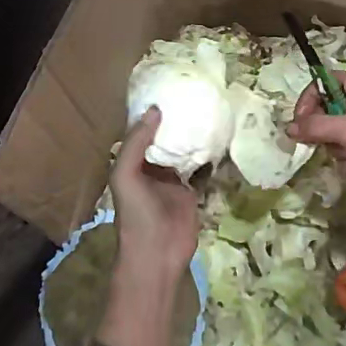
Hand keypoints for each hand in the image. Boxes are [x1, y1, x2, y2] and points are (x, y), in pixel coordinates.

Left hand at [109, 107, 198, 281]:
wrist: (157, 255)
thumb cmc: (135, 214)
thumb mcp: (126, 175)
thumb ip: (136, 143)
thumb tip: (155, 109)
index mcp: (132, 162)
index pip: (141, 131)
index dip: (150, 113)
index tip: (166, 90)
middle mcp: (152, 168)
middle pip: (164, 139)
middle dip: (175, 121)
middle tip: (192, 95)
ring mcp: (173, 180)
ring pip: (183, 152)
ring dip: (192, 136)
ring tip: (208, 110)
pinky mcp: (192, 192)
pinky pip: (201, 170)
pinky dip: (208, 157)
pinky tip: (219, 138)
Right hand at [288, 72, 345, 204]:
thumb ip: (315, 127)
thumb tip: (287, 128)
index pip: (322, 83)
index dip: (309, 101)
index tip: (300, 122)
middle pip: (325, 110)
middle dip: (325, 131)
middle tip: (323, 142)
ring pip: (333, 133)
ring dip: (339, 148)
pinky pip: (345, 149)